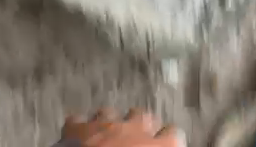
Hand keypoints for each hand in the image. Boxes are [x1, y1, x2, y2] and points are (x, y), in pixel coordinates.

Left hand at [59, 108, 182, 146]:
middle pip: (145, 117)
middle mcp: (135, 130)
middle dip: (141, 128)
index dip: (170, 141)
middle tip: (136, 144)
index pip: (175, 136)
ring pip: (113, 112)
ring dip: (112, 125)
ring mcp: (106, 124)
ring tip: (108, 139)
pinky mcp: (79, 127)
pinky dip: (82, 127)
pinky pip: (80, 119)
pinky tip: (81, 137)